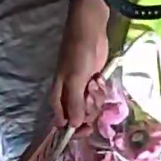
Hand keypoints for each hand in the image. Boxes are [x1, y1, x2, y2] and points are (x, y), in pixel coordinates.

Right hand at [50, 0, 110, 127]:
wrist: (90, 30)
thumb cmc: (78, 53)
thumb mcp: (75, 80)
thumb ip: (75, 105)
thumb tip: (74, 126)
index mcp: (59, 99)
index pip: (63, 124)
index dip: (75, 129)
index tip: (86, 126)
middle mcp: (69, 98)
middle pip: (80, 119)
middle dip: (90, 110)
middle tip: (91, 94)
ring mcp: (82, 92)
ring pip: (92, 109)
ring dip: (97, 99)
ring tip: (95, 81)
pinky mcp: (94, 85)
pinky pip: (99, 98)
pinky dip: (101, 91)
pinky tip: (99, 78)